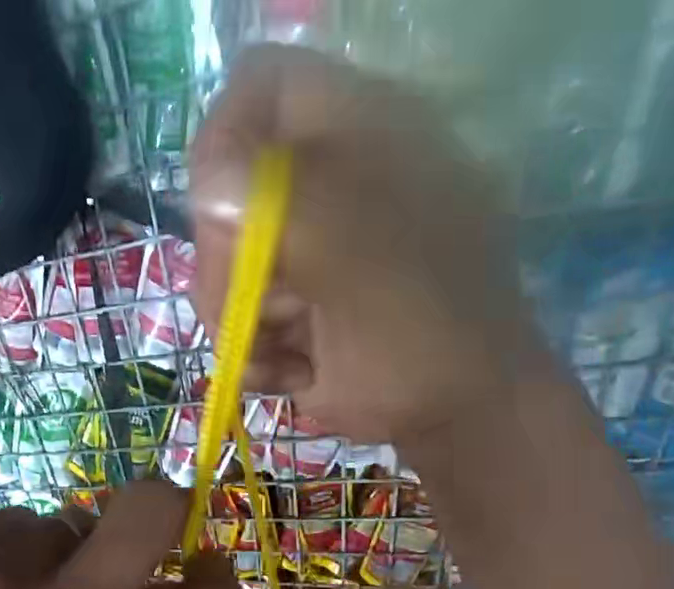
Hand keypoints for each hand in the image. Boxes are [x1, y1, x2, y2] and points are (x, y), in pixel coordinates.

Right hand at [190, 45, 545, 447]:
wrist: (463, 414)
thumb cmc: (426, 332)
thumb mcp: (358, 254)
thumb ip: (282, 202)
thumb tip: (210, 185)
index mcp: (359, 136)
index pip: (264, 89)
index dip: (228, 139)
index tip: (223, 214)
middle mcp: (328, 183)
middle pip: (227, 190)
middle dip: (229, 264)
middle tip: (251, 313)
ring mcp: (311, 248)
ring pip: (227, 262)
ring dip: (240, 321)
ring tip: (281, 359)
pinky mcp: (301, 305)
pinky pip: (243, 315)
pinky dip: (253, 353)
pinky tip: (287, 376)